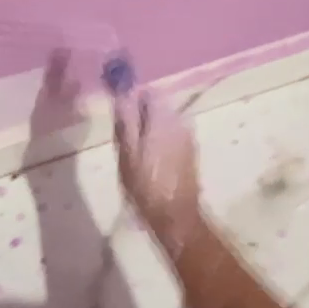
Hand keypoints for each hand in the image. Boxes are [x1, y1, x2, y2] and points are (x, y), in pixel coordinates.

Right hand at [112, 92, 203, 239]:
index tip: (118, 108)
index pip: (148, 91)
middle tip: (124, 135)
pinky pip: (172, 133)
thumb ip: (125, 120)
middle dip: (140, 113)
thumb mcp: (126, 153)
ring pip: (164, 120)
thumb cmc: (145, 185)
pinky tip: (149, 157)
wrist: (176, 216)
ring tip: (134, 148)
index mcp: (163, 119)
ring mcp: (188, 136)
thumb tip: (122, 92)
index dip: (131, 95)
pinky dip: (159, 138)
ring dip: (149, 126)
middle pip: (157, 105)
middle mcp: (180, 121)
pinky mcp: (190, 151)